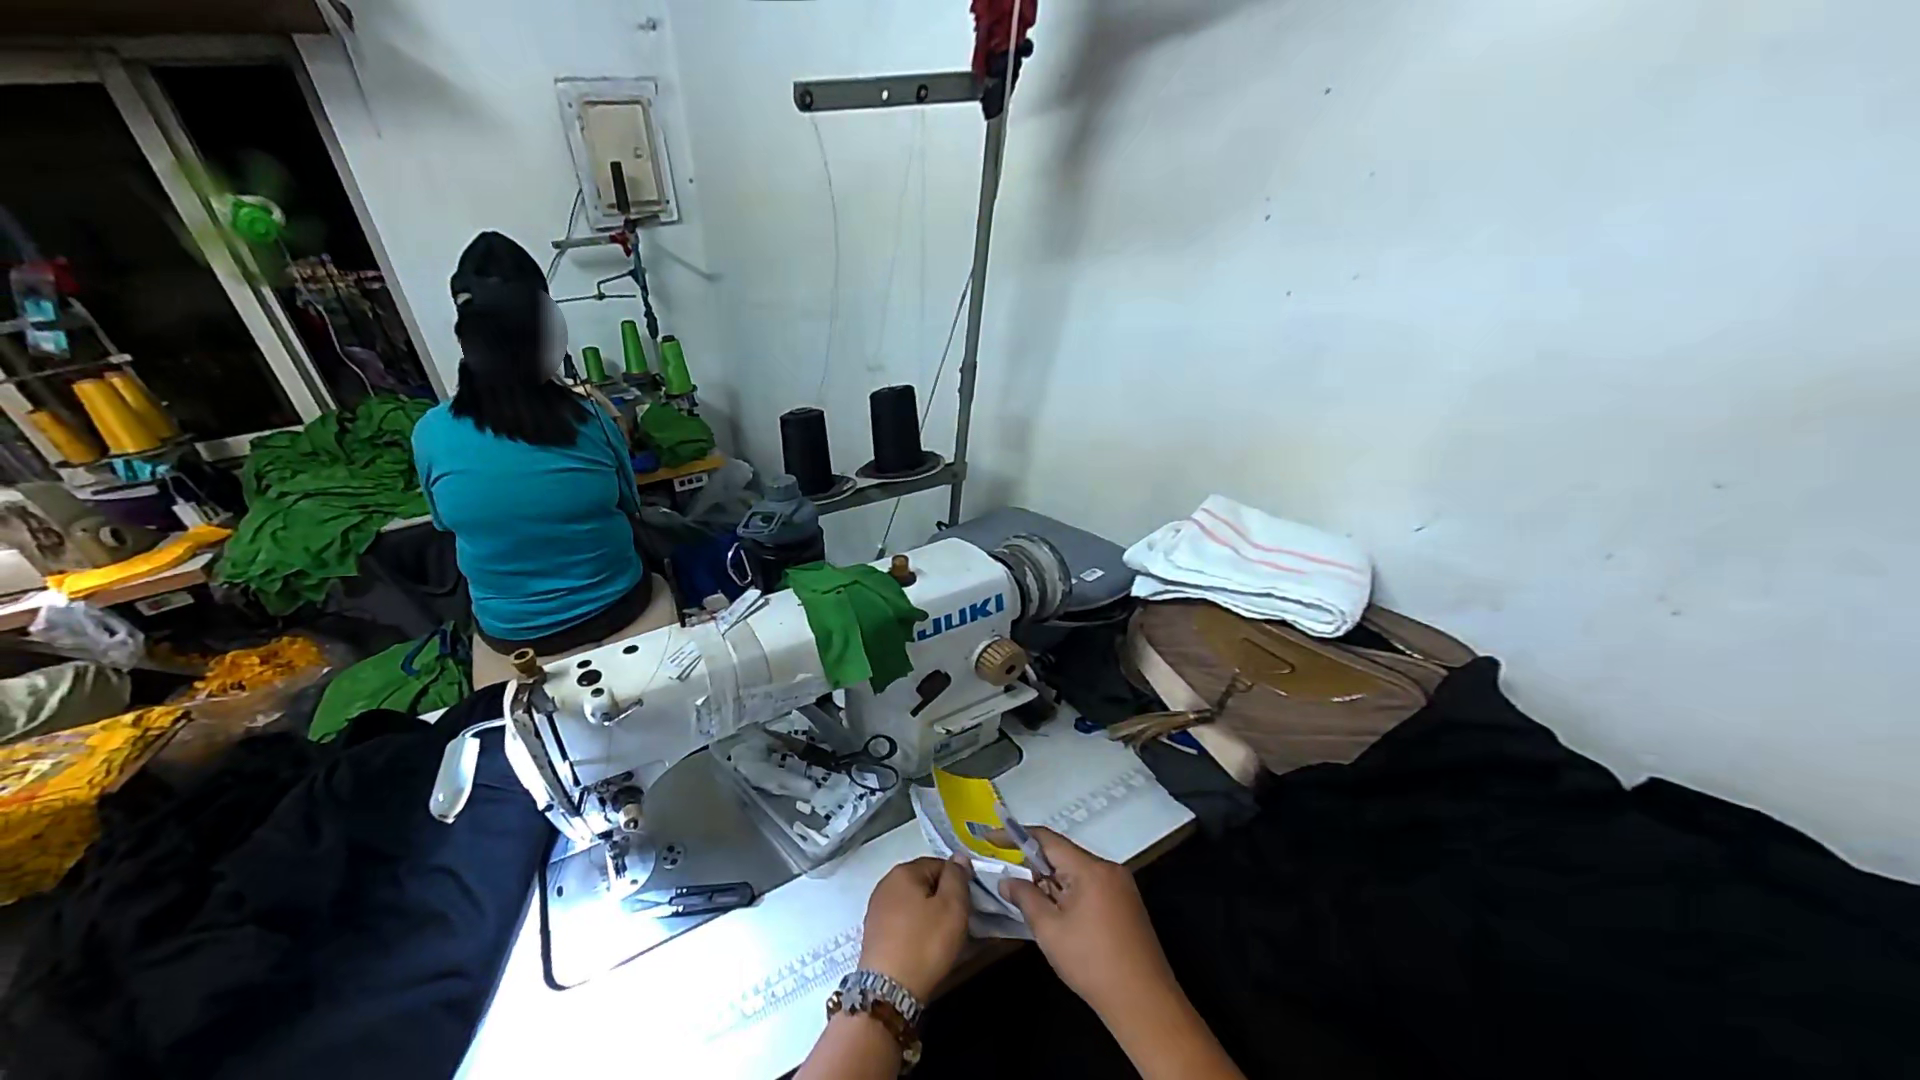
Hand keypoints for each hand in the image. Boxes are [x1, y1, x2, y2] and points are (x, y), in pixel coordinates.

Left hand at [858, 855, 972, 1000]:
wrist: (888, 991)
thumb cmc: (925, 943)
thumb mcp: (952, 906)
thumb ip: (957, 877)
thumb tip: (958, 857)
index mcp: (903, 871)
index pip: (939, 864)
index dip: (957, 882)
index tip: (966, 905)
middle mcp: (886, 883)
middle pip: (924, 883)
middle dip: (942, 899)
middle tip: (956, 923)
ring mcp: (876, 908)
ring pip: (913, 903)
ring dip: (929, 915)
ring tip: (940, 938)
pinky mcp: (873, 932)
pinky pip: (902, 921)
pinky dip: (915, 929)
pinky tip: (922, 947)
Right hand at [997, 827, 1177, 1020]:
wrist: (1144, 1003)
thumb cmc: (1092, 963)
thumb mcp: (1049, 930)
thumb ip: (1025, 898)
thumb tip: (1007, 881)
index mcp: (1090, 869)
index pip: (1047, 839)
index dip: (1017, 836)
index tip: (992, 837)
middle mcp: (1109, 869)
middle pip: (1063, 856)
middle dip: (1036, 868)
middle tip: (1015, 890)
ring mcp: (1121, 886)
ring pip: (1077, 872)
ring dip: (1054, 884)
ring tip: (1040, 912)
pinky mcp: (1127, 903)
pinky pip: (1091, 886)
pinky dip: (1071, 894)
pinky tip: (1063, 920)